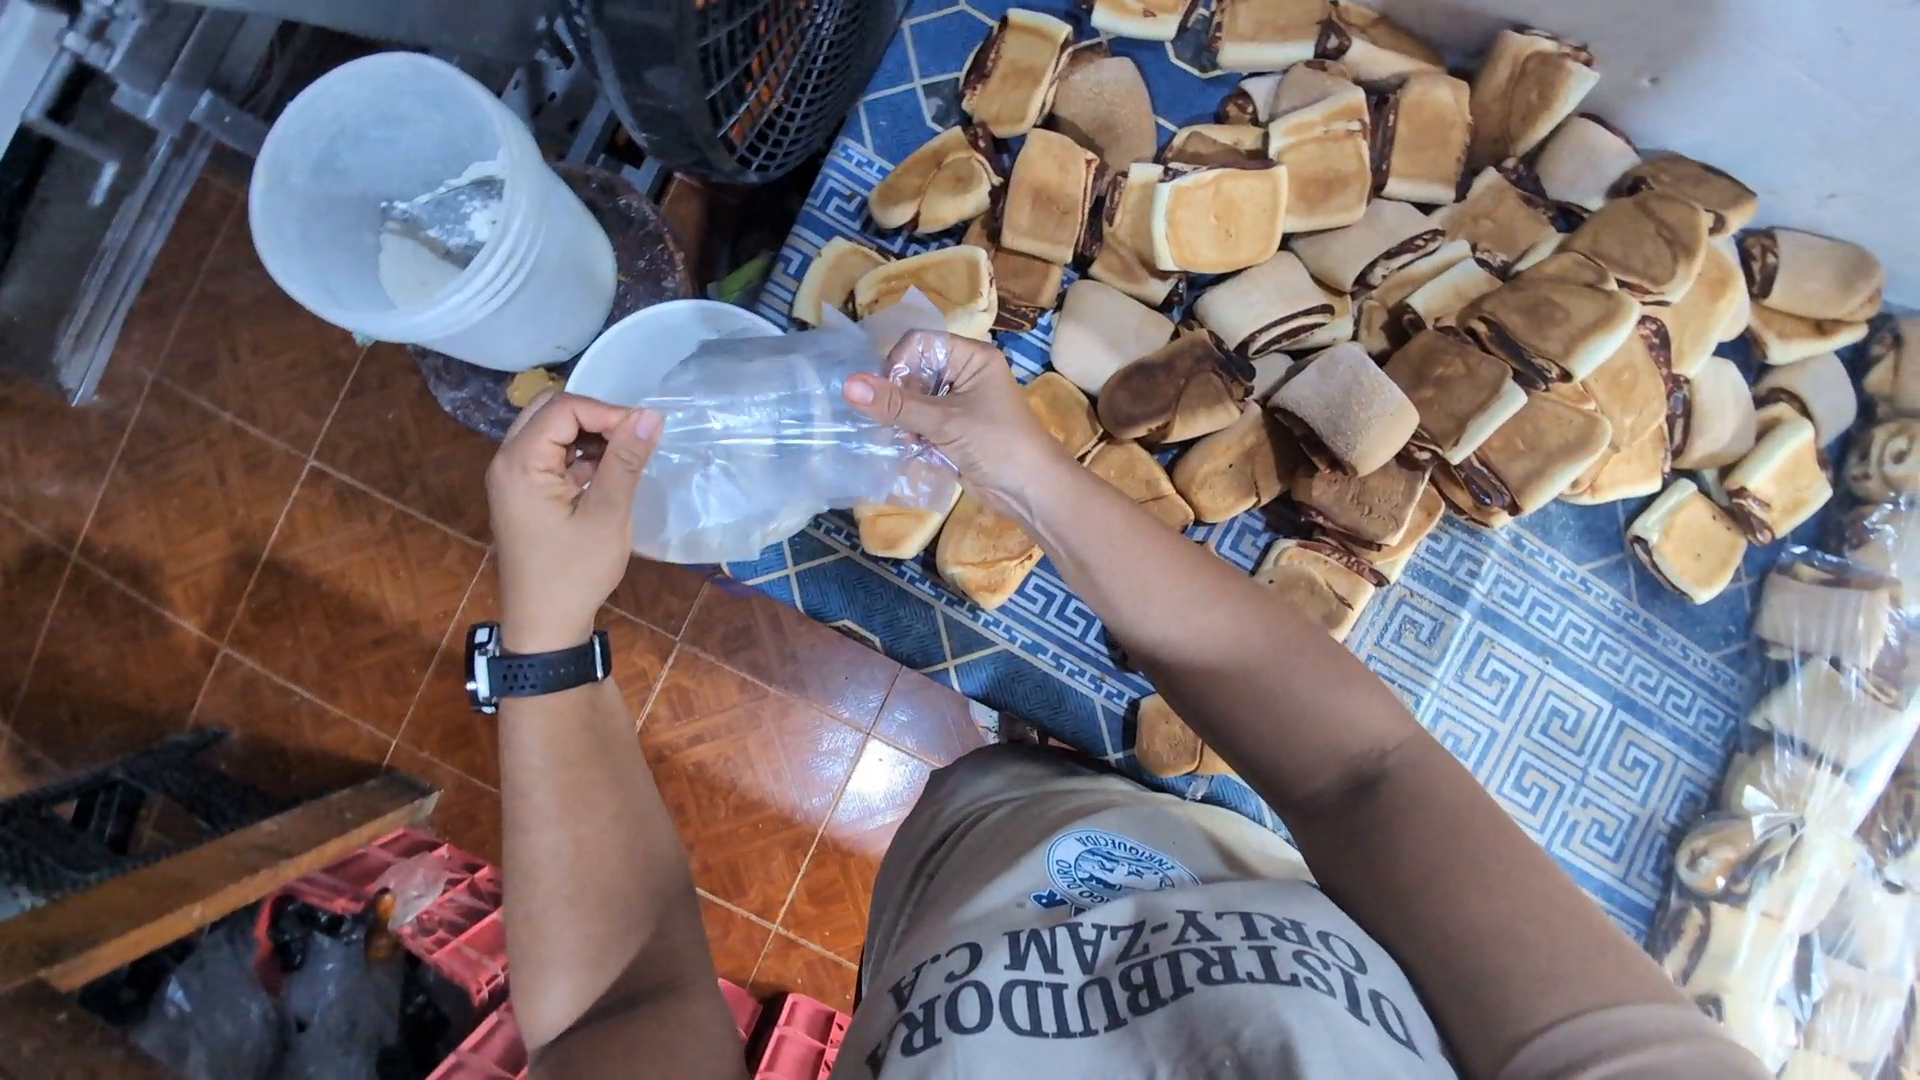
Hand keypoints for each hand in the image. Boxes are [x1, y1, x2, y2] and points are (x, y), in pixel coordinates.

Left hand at [487, 390, 662, 653]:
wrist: (545, 622)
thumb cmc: (575, 571)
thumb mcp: (608, 514)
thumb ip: (626, 460)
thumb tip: (652, 415)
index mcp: (520, 463)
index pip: (564, 408)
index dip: (608, 413)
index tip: (644, 434)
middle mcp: (508, 461)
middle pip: (551, 411)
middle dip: (597, 418)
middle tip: (633, 440)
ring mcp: (514, 477)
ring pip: (552, 431)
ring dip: (590, 436)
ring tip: (625, 458)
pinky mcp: (525, 493)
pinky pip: (552, 455)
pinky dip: (582, 455)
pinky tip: (608, 475)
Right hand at [843, 331, 1069, 513]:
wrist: (1030, 490)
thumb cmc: (996, 444)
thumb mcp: (945, 421)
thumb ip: (897, 405)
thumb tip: (849, 385)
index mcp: (972, 358)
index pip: (920, 344)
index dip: (898, 364)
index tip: (888, 395)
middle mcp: (965, 375)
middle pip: (914, 373)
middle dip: (900, 399)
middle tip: (897, 424)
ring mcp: (959, 405)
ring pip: (915, 402)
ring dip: (905, 422)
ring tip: (908, 442)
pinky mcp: (954, 432)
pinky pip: (922, 425)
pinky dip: (913, 437)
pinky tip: (913, 452)